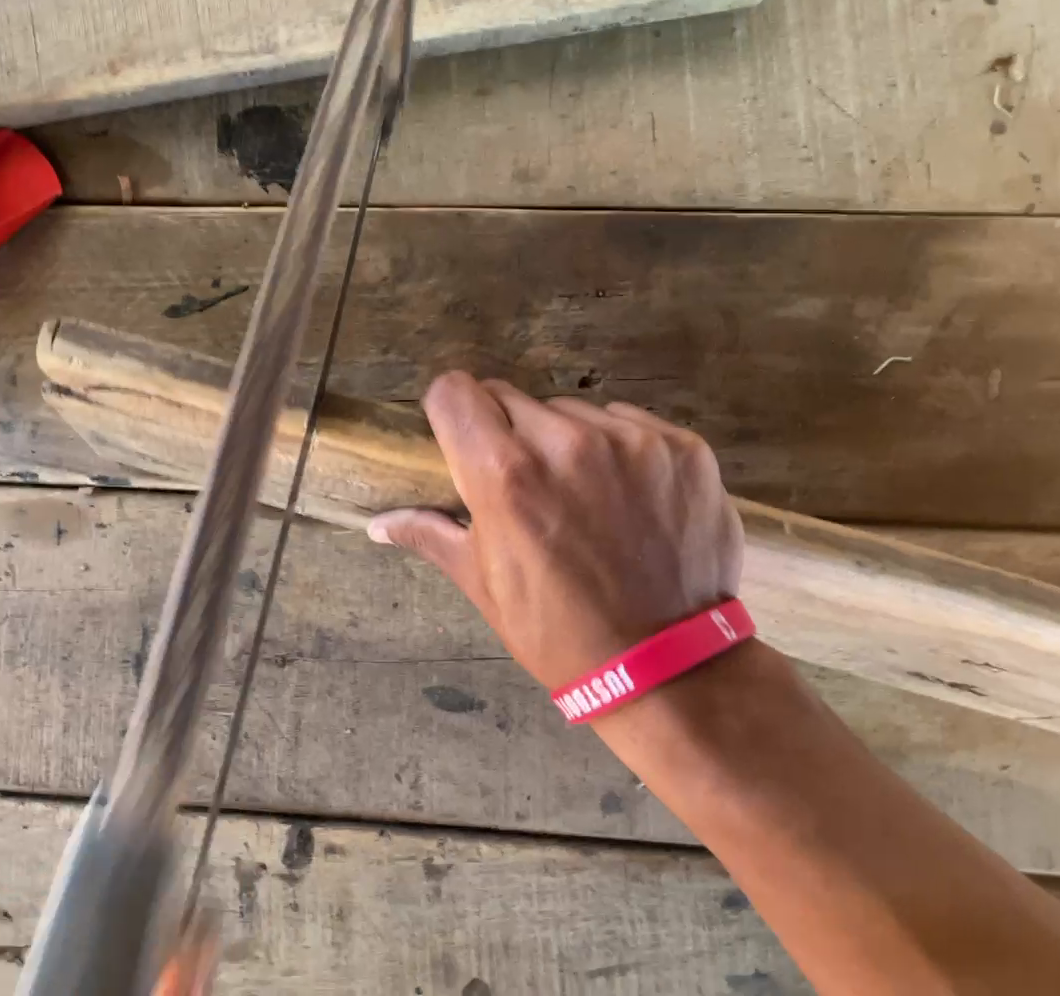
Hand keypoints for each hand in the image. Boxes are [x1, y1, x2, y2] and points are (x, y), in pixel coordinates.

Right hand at [367, 373, 743, 689]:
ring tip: (581, 495)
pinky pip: (627, 422)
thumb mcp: (482, 584)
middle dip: (504, 431)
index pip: (454, 391)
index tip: (461, 437)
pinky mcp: (683, 447)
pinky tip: (626, 496)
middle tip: (523, 483)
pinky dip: (616, 447)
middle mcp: (565, 442)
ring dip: (562, 439)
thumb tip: (376, 524)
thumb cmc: (556, 630)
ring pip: (570, 410)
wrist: (667, 668)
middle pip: (509, 397)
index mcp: (503, 474)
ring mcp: (630, 440)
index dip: (450, 412)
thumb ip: (429, 534)